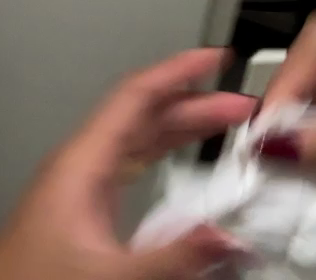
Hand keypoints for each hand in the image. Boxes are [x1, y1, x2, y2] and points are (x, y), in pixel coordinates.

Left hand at [0, 49, 257, 279]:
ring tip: (221, 124)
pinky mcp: (78, 207)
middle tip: (238, 103)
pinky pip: (128, 162)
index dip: (178, 70)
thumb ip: (174, 256)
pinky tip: (178, 164)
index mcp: (81, 162)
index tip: (213, 58)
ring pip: (136, 138)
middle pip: (143, 115)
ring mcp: (77, 184)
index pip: (136, 94)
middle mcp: (79, 164)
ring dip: (179, 127)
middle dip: (193, 103)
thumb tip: (225, 238)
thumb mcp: (112, 273)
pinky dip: (160, 153)